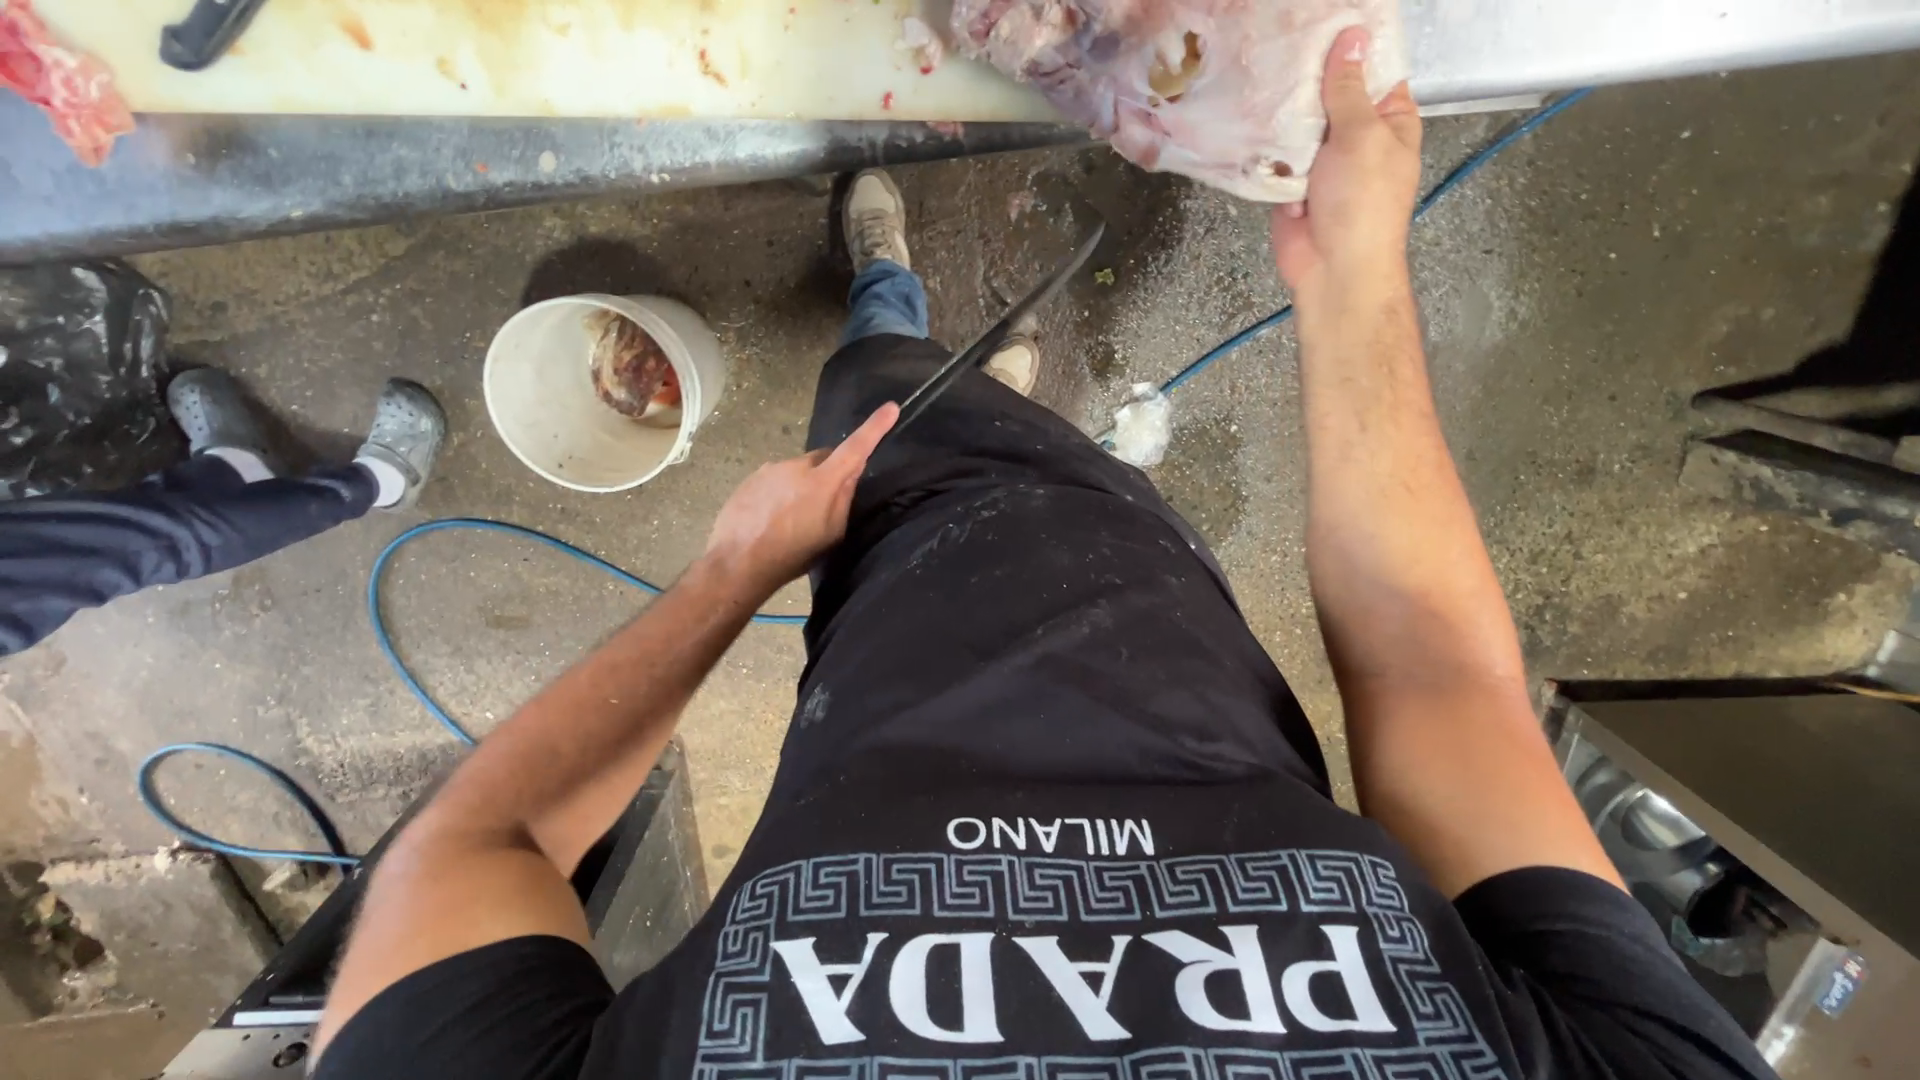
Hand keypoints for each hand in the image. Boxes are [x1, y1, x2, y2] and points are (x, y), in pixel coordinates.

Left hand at [703, 403, 899, 596]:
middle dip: (828, 474)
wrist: (737, 562)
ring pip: (797, 471)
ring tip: (791, 520)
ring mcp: (770, 469)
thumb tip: (852, 473)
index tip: (890, 408)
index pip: (856, 448)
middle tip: (822, 508)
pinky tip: (771, 519)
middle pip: (823, 460)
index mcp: (823, 481)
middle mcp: (797, 466)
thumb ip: (844, 499)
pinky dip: (779, 493)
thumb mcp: (832, 534)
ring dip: (800, 487)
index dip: (875, 428)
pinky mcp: (751, 478)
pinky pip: (774, 479)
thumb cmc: (793, 554)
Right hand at [1271, 27, 1422, 299]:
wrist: (1332, 269)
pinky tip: (1246, 118)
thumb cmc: (1363, 204)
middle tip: (1279, 41)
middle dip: (1308, 78)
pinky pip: (1276, 157)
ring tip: (1257, 73)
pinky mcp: (1290, 185)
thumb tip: (1352, 37)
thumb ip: (1349, 89)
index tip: (1324, 21)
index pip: (1374, 71)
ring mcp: (1321, 163)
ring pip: (1298, 126)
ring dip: (1282, 112)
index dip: (1353, 47)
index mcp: (1389, 121)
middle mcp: (1355, 138)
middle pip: (1330, 96)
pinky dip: (1265, 146)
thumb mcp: (1362, 135)